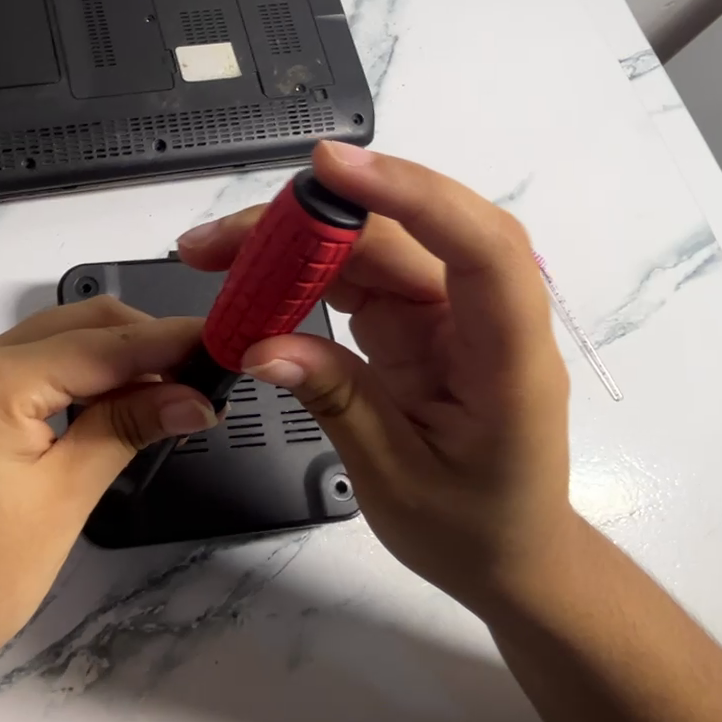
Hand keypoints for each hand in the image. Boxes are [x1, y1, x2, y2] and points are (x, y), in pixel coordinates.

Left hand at [0, 298, 216, 721]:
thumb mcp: (66, 493)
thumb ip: (129, 426)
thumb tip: (196, 397)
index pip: (103, 343)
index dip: (171, 341)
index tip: (228, 342)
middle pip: (82, 326)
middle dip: (146, 342)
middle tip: (206, 373)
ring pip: (63, 343)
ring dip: (120, 358)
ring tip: (176, 388)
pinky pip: (42, 370)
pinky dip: (89, 377)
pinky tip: (125, 400)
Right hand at [177, 141, 573, 610]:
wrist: (507, 552)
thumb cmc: (475, 527)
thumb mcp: (397, 479)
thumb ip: (337, 402)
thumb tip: (260, 348)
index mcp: (507, 358)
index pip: (480, 248)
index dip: (412, 195)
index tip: (331, 169)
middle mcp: (479, 316)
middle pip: (401, 236)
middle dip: (307, 223)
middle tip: (214, 241)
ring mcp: (442, 312)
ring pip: (368, 247)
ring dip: (290, 243)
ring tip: (213, 254)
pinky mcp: (411, 319)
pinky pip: (353, 278)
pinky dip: (298, 274)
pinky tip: (250, 281)